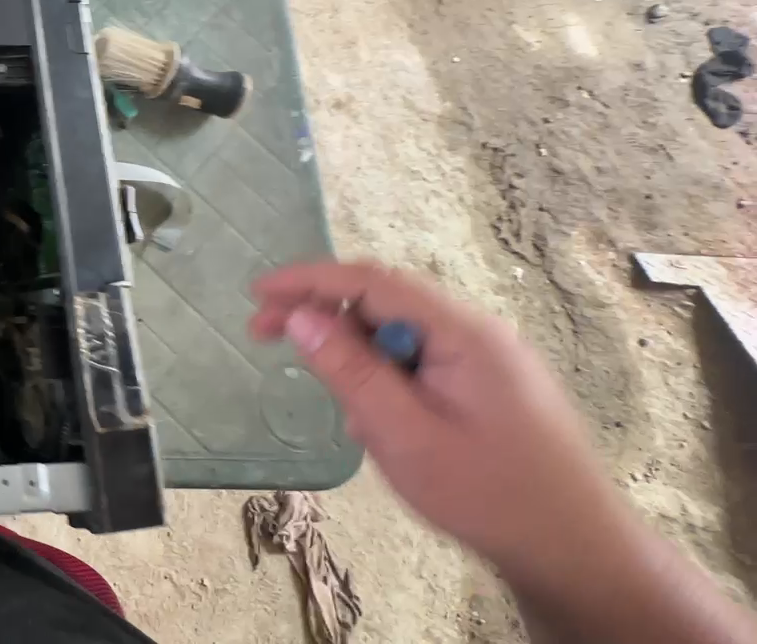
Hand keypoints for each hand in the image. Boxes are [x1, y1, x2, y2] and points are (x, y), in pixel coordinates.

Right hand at [247, 262, 635, 593]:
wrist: (581, 558)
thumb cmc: (488, 495)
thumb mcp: (404, 434)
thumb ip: (349, 369)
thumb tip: (297, 315)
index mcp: (462, 334)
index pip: (370, 281)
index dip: (306, 279)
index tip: (256, 294)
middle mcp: (475, 332)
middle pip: (379, 298)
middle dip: (316, 309)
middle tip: (262, 333)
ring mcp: (483, 356)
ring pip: (392, 329)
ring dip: (347, 347)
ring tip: (329, 395)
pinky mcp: (483, 381)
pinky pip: (412, 354)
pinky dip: (375, 370)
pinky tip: (371, 413)